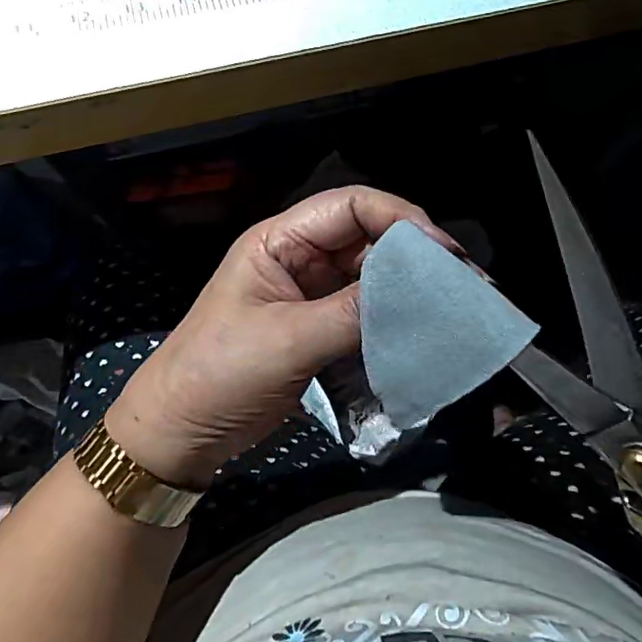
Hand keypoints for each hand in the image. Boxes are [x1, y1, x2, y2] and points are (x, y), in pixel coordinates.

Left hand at [103, 187, 459, 487]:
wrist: (180, 435)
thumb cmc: (217, 375)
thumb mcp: (286, 341)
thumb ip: (352, 314)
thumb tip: (416, 296)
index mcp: (281, 242)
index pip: (352, 206)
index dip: (400, 219)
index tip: (440, 252)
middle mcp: (302, 258)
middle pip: (371, 239)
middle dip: (415, 256)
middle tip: (460, 281)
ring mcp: (315, 293)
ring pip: (375, 276)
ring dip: (410, 290)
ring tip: (451, 306)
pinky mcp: (324, 326)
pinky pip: (370, 311)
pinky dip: (396, 319)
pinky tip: (422, 329)